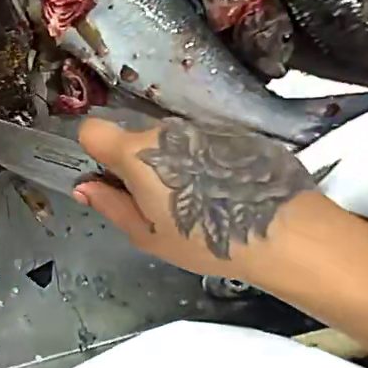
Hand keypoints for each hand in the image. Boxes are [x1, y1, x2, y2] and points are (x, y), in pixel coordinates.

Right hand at [72, 115, 321, 283]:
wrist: (283, 230)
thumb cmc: (206, 240)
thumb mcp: (149, 236)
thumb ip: (111, 206)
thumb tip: (84, 187)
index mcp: (137, 154)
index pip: (93, 130)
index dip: (95, 153)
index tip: (110, 178)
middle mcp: (166, 130)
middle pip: (135, 139)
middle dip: (138, 165)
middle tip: (159, 203)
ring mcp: (201, 127)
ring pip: (171, 141)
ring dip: (173, 163)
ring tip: (198, 200)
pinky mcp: (232, 131)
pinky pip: (202, 143)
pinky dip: (204, 161)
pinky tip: (225, 190)